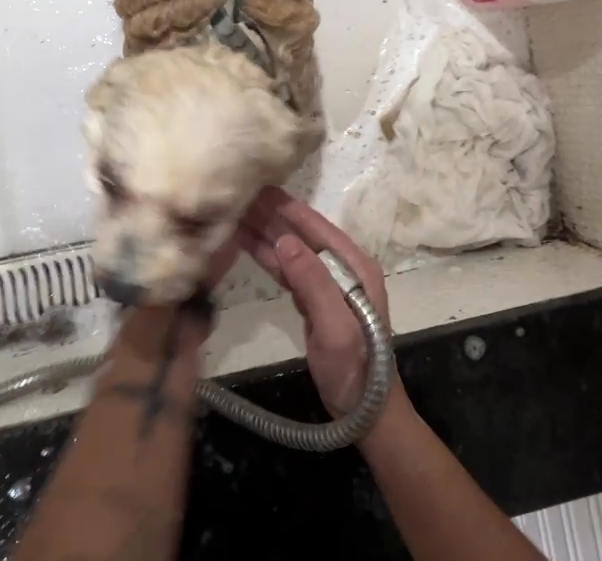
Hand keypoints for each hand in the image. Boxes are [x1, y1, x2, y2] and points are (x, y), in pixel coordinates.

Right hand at [237, 187, 395, 415]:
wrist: (366, 414)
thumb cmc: (355, 371)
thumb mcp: (335, 327)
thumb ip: (313, 282)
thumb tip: (284, 238)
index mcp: (356, 268)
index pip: (318, 228)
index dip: (288, 207)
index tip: (259, 187)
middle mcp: (345, 269)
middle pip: (303, 234)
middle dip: (272, 216)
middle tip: (237, 195)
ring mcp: (331, 285)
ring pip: (294, 250)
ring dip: (266, 234)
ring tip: (234, 215)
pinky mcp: (317, 301)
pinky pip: (290, 271)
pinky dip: (268, 258)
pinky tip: (248, 246)